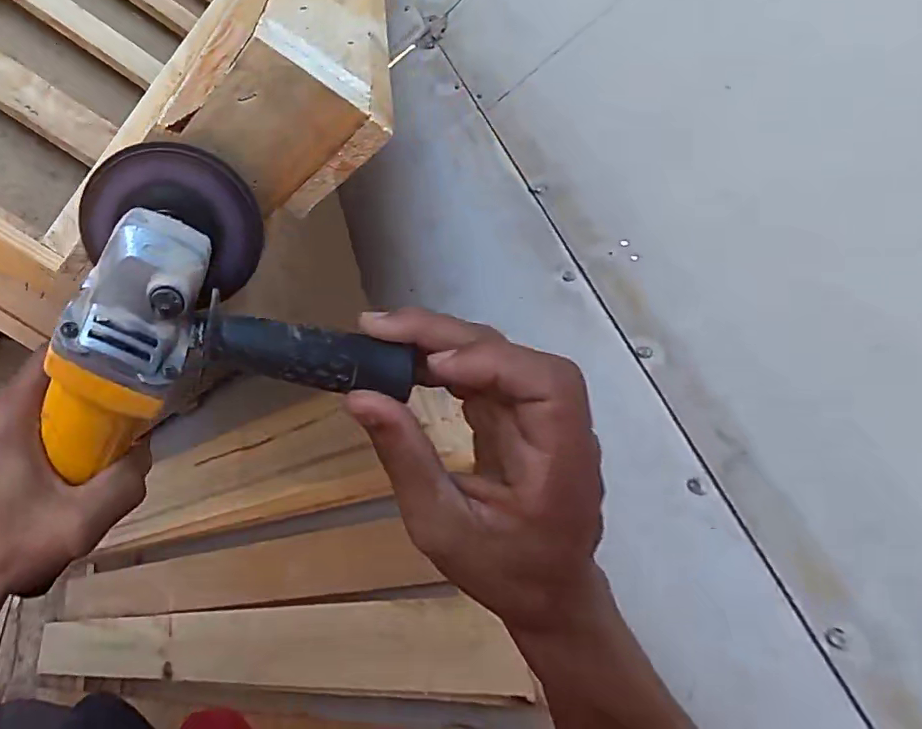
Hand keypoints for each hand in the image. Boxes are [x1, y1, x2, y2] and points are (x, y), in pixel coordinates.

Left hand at [0, 355, 150, 600]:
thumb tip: (144, 449)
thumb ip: (123, 483)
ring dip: (78, 404)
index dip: (94, 349)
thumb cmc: (14, 545)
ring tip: (113, 424)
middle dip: (93, 380)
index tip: (127, 361)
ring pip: (46, 394)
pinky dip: (61, 421)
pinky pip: (34, 414)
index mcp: (9, 409)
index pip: (56, 350)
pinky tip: (83, 450)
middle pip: (54, 372)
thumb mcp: (80, 522)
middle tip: (129, 396)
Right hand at [342, 308, 604, 637]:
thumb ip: (406, 459)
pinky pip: (479, 366)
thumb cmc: (502, 570)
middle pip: (512, 354)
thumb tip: (359, 396)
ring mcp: (537, 412)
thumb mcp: (442, 528)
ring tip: (382, 337)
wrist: (547, 592)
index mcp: (561, 461)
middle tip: (376, 328)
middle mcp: (557, 425)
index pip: (548, 384)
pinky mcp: (514, 409)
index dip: (492, 361)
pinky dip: (440, 355)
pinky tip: (405, 359)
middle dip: (444, 334)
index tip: (432, 366)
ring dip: (437, 337)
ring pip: (492, 351)